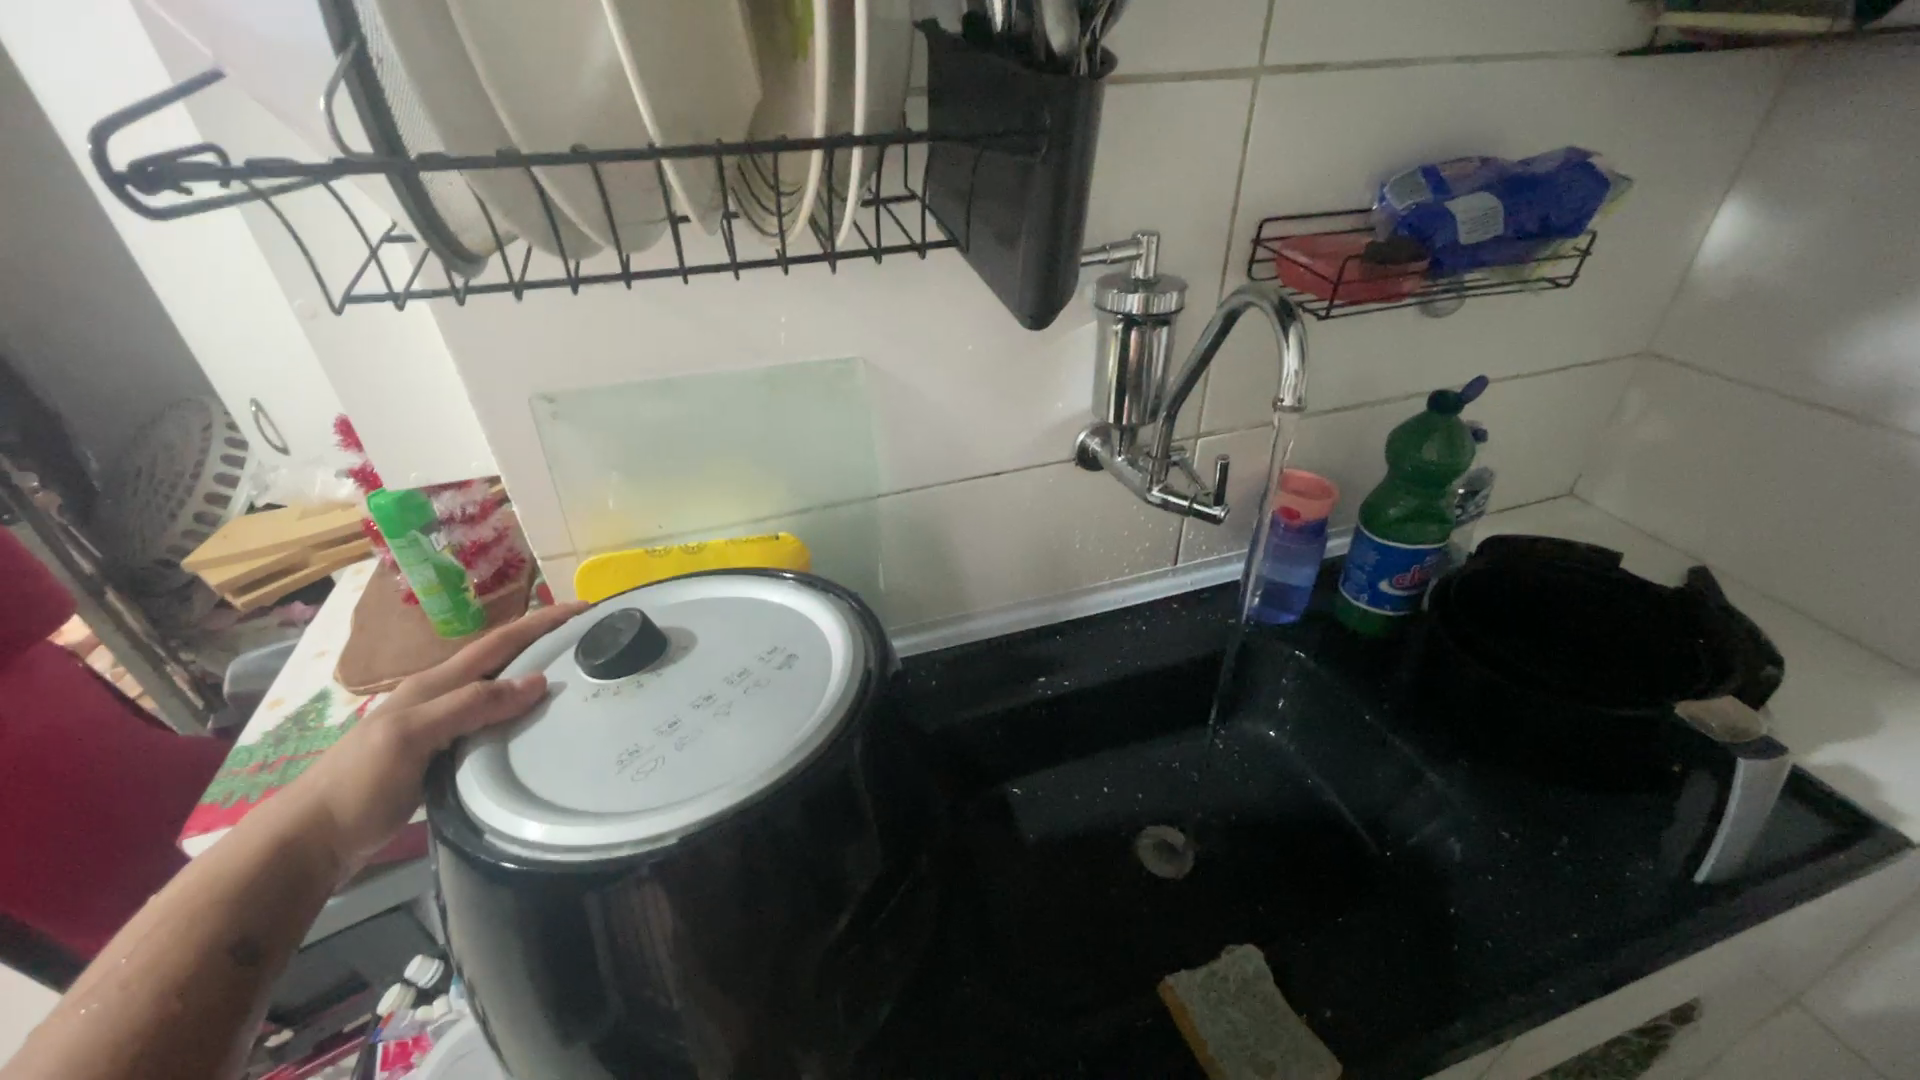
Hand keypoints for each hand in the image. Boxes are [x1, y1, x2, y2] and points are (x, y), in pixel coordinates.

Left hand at [277, 601, 588, 876]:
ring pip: (497, 690)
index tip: (585, 608)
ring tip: (574, 678)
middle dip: (543, 641)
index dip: (541, 622)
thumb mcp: (411, 737)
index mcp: (433, 685)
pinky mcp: (441, 755)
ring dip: (534, 676)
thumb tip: (537, 680)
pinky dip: (519, 714)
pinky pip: (491, 722)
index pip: (498, 643)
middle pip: (500, 659)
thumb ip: (470, 705)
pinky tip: (536, 727)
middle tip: (590, 639)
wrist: (311, 840)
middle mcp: (438, 697)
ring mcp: (439, 726)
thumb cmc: (358, 785)